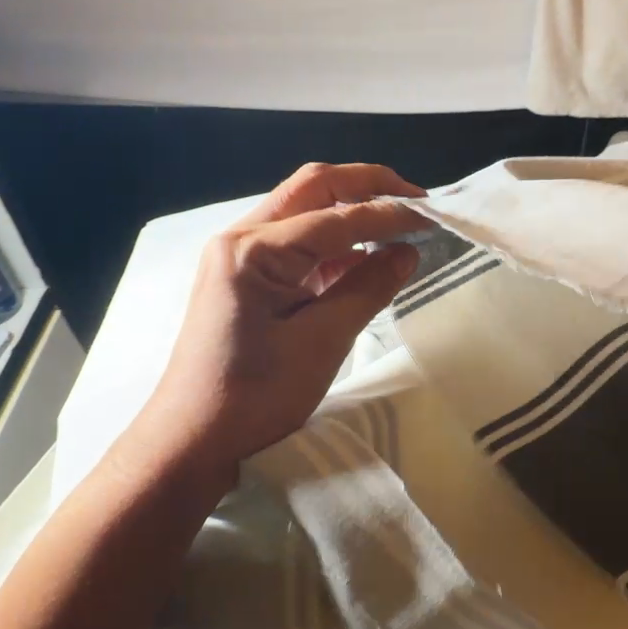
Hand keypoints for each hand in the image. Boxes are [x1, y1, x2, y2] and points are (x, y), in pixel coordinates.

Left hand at [126, 164, 431, 485]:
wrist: (192, 442)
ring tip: (401, 226)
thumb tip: (408, 251)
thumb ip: (368, 287)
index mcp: (254, 250)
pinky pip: (300, 243)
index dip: (391, 214)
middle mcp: (244, 239)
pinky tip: (369, 257)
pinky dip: (338, 242)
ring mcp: (242, 257)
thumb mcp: (322, 341)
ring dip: (353, 211)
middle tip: (417, 200)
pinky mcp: (249, 279)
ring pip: (306, 210)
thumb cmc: (254, 394)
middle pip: (315, 188)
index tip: (436, 218)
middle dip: (369, 185)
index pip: (338, 216)